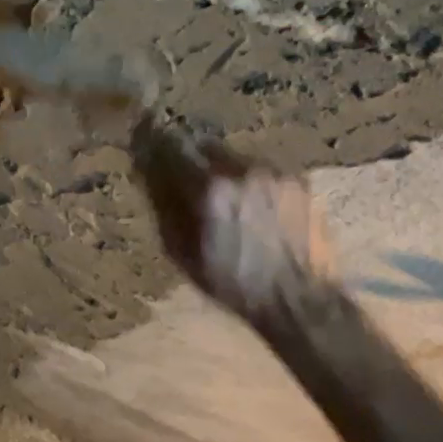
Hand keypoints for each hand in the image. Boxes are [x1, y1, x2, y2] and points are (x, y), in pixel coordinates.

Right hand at [128, 120, 333, 323]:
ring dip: (218, 167)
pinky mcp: (296, 180)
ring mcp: (271, 172)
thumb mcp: (180, 251)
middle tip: (183, 173)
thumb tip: (145, 170)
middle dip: (187, 155)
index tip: (142, 140)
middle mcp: (240, 170)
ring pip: (231, 155)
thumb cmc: (232, 283)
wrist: (300, 302)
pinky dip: (247, 179)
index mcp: (208, 188)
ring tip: (220, 194)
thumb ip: (161, 204)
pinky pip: (259, 168)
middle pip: (201, 144)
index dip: (152, 141)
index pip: (168, 145)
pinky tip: (249, 203)